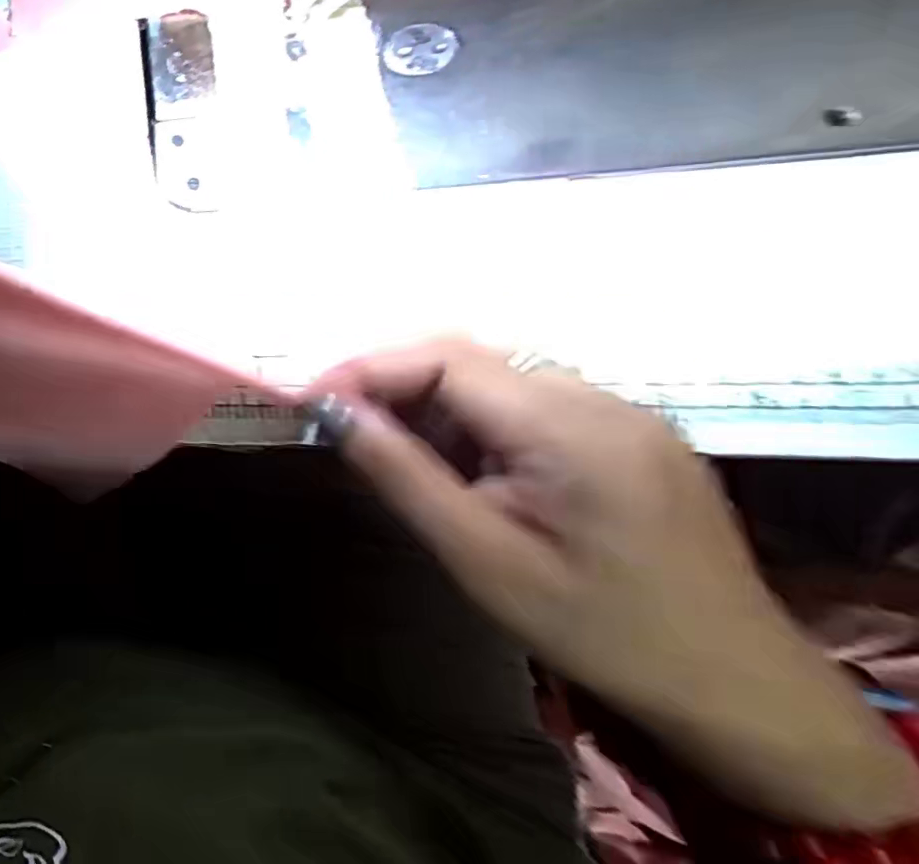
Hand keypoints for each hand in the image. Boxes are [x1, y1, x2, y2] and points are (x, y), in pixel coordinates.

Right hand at [308, 339, 918, 830]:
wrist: (734, 688)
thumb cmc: (593, 626)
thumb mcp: (477, 554)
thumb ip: (400, 471)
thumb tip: (332, 410)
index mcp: (570, 428)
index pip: (445, 359)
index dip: (367, 368)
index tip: (311, 399)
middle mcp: (601, 401)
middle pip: (469, 357)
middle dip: (391, 379)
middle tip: (339, 422)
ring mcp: (622, 413)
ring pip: (494, 375)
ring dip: (429, 398)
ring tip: (392, 448)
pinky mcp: (626, 434)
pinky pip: (527, 400)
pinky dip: (470, 416)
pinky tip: (457, 461)